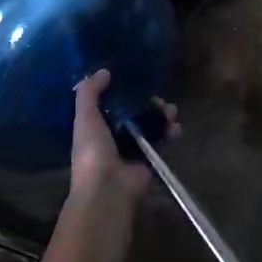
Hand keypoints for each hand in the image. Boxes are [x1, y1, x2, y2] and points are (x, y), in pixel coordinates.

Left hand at [70, 69, 178, 201]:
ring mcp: (131, 152)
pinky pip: (161, 144)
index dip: (122, 95)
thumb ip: (89, 92)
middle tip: (158, 99)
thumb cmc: (93, 151)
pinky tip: (176, 127)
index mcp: (94, 129)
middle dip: (147, 106)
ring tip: (171, 110)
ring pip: (149, 129)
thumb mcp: (85, 116)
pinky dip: (170, 135)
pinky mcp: (148, 163)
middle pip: (133, 116)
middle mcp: (112, 140)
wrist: (108, 189)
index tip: (135, 83)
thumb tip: (104, 72)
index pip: (109, 107)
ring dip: (161, 118)